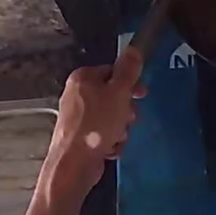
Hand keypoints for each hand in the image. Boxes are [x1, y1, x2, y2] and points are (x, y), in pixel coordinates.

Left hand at [43, 47, 144, 201]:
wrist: (73, 165)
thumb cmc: (96, 124)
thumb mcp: (118, 93)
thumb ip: (128, 71)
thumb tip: (134, 49)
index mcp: (82, 78)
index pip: (112, 71)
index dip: (129, 83)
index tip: (142, 94)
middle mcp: (76, 94)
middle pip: (112, 96)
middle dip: (125, 110)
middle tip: (127, 119)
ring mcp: (76, 118)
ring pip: (110, 117)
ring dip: (119, 128)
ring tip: (116, 137)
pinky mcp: (79, 138)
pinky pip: (103, 134)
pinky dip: (110, 142)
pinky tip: (109, 149)